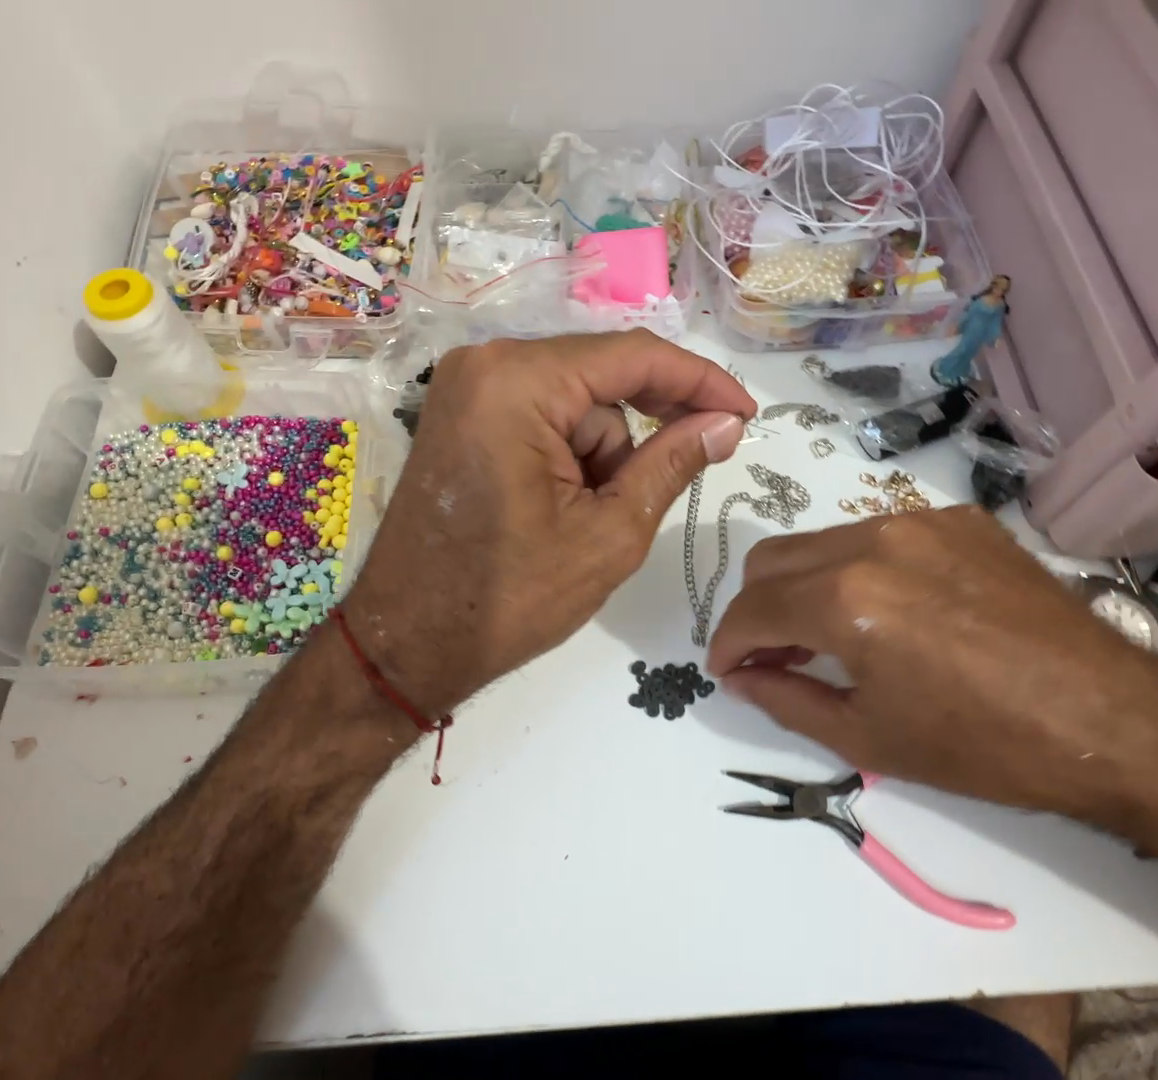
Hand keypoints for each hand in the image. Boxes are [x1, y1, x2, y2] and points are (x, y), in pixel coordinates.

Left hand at [349, 331, 755, 714]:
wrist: (410, 643)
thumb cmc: (510, 597)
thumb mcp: (610, 533)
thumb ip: (673, 464)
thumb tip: (727, 422)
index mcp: (518, 382)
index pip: (633, 356)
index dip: (699, 382)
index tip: (746, 412)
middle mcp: (485, 364)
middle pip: (601, 376)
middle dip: (646, 427)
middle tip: (694, 464)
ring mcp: (466, 389)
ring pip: (574, 404)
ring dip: (602, 455)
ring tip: (590, 521)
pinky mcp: (462, 418)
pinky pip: (541, 417)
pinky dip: (569, 456)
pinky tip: (564, 509)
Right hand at [705, 506, 1157, 820]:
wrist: (1110, 720)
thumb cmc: (981, 745)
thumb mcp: (867, 738)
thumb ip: (784, 698)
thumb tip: (739, 676)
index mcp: (845, 599)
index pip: (752, 609)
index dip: (727, 644)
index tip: (728, 670)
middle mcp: (874, 540)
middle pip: (773, 558)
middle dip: (756, 608)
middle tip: (773, 655)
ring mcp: (922, 522)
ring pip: (823, 540)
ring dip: (805, 585)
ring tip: (830, 635)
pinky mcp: (961, 520)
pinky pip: (879, 534)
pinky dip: (859, 569)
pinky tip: (891, 612)